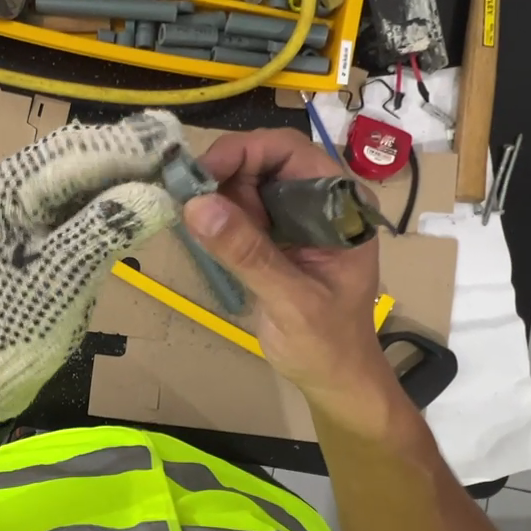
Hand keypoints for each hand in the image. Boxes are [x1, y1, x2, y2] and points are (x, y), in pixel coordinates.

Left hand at [0, 111, 184, 424]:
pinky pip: (74, 197)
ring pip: (76, 173)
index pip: (67, 155)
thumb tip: (161, 193)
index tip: (172, 140)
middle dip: (124, 150)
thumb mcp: (63, 278)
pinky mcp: (31, 224)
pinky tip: (141, 187)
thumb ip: (106, 228)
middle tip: (176, 144)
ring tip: (168, 161)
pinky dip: (108, 192)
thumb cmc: (17, 328)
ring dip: (120, 167)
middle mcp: (1, 187)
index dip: (123, 146)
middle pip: (70, 155)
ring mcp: (15, 205)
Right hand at [183, 128, 394, 419]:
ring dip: (216, 194)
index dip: (244, 152)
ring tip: (194, 221)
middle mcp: (319, 200)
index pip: (290, 152)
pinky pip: (240, 207)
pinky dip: (217, 214)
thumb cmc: (327, 344)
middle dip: (224, 173)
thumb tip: (197, 205)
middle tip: (189, 202)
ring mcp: (295, 216)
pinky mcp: (274, 234)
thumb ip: (248, 254)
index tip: (201, 174)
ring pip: (247, 181)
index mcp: (341, 206)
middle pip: (264, 159)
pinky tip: (202, 233)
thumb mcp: (290, 301)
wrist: (335, 379)